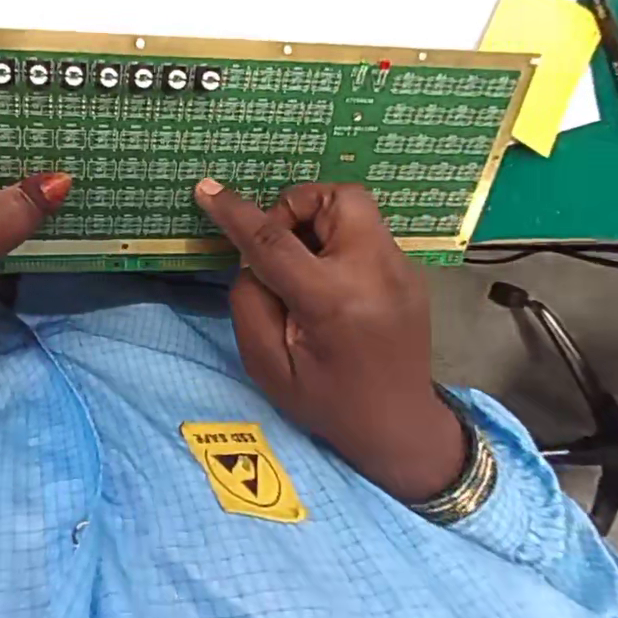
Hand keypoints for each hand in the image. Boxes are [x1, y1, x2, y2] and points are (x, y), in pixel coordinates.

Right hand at [192, 180, 463, 502]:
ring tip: (301, 264)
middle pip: (337, 198)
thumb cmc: (325, 401)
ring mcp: (403, 269)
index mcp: (334, 301)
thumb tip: (254, 258)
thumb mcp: (266, 363)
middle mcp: (378, 273)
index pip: (274, 241)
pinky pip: (364, 230)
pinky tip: (328, 280)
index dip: (234, 212)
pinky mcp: (410, 271)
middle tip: (277, 245)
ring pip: (354, 206)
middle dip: (295, 206)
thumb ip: (249, 300)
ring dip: (316, 222)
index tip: (207, 189)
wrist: (400, 428)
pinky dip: (335, 239)